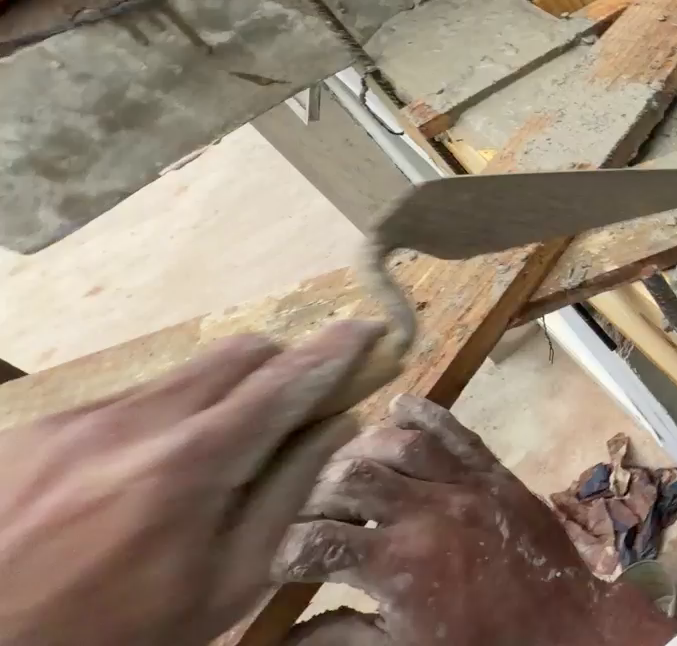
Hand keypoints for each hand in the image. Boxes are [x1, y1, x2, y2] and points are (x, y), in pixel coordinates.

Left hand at [0, 322, 382, 645]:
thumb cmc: (113, 637)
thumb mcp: (227, 585)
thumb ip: (291, 491)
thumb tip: (339, 422)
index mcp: (188, 466)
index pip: (291, 376)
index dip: (342, 346)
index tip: (373, 328)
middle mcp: (129, 426)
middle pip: (241, 352)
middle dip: (282, 367)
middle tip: (290, 407)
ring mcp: (66, 427)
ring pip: (184, 374)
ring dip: (217, 396)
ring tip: (197, 458)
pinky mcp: (22, 436)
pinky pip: (122, 402)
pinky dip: (155, 421)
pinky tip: (129, 478)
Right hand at [275, 394, 676, 645]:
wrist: (561, 622)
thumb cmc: (480, 644)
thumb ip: (337, 641)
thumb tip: (279, 634)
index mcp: (399, 564)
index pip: (311, 543)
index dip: (278, 553)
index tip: (271, 564)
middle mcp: (430, 511)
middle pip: (351, 477)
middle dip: (313, 494)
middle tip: (303, 514)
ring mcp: (468, 485)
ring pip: (403, 443)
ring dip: (362, 450)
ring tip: (338, 469)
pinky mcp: (496, 473)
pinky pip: (459, 434)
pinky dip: (427, 415)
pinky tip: (398, 407)